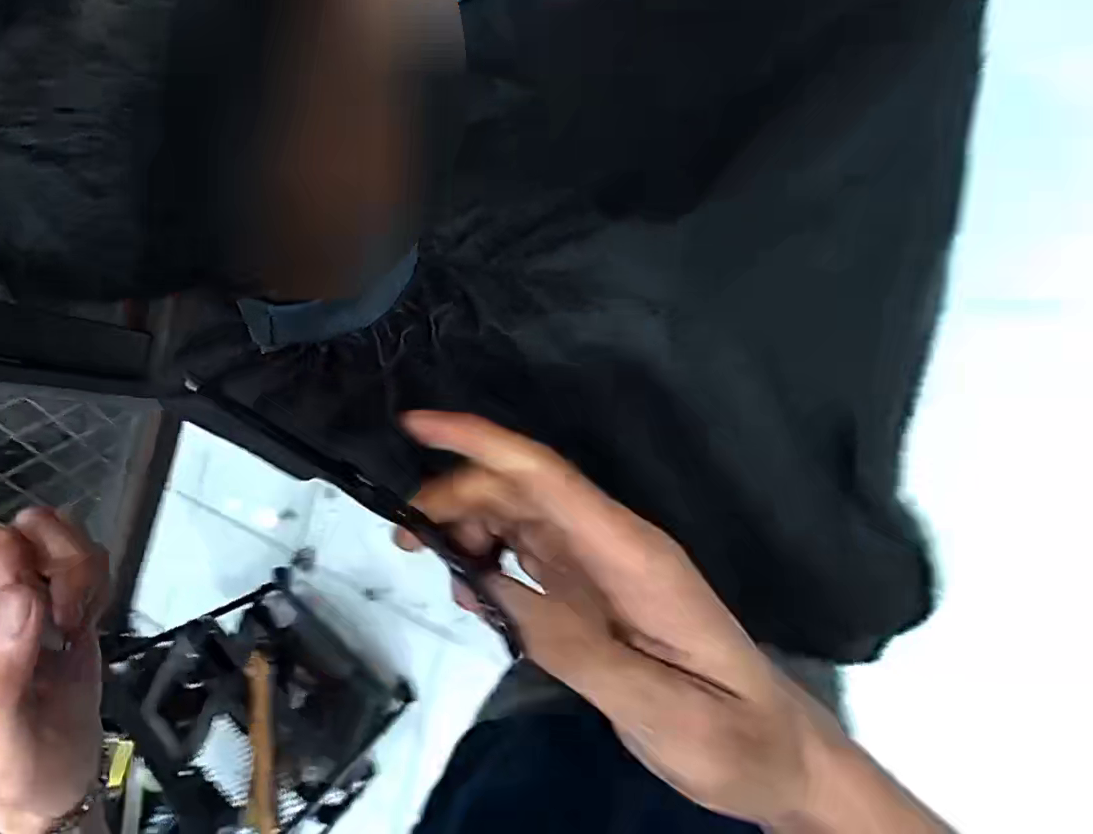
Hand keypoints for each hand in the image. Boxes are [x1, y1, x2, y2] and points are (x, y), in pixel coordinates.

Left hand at [0, 508, 107, 833]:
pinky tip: (87, 620)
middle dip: (46, 563)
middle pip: (12, 527)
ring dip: (76, 572)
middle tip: (58, 617)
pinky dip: (97, 581)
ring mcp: (27, 582)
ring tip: (72, 624)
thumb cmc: (16, 763)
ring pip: (53, 528)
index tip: (21, 585)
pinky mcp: (65, 584)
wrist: (59, 773)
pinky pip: (88, 549)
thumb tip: (17, 598)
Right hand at [396, 412, 948, 831]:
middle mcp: (603, 538)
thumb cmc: (734, 741)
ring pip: (502, 509)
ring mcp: (588, 553)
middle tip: (407, 542)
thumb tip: (485, 587)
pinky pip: (510, 541)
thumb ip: (569, 645)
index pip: (542, 474)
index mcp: (629, 553)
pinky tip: (473, 589)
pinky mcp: (575, 574)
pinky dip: (476, 554)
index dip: (477, 439)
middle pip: (508, 488)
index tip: (415, 425)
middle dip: (449, 500)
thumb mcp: (662, 714)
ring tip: (448, 578)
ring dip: (459, 528)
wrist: (779, 762)